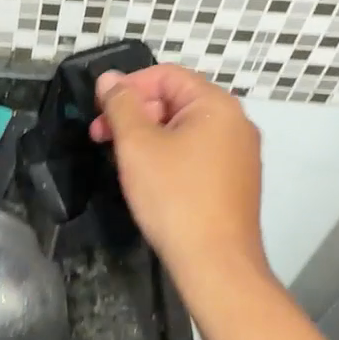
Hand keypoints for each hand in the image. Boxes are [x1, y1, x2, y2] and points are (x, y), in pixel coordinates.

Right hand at [90, 65, 265, 281]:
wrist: (215, 264)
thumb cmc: (174, 196)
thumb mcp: (137, 145)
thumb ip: (120, 105)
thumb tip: (109, 78)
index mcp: (216, 105)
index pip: (166, 75)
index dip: (127, 87)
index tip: (98, 111)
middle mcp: (235, 122)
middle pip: (175, 99)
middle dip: (134, 112)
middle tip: (100, 136)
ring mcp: (239, 153)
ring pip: (184, 128)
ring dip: (147, 135)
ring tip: (120, 158)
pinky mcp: (235, 181)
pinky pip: (196, 152)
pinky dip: (168, 154)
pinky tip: (148, 177)